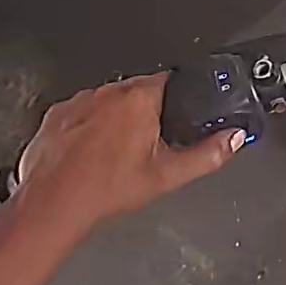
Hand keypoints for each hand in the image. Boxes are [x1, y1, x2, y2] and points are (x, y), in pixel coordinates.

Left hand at [14, 73, 244, 234]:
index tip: (181, 111)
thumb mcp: (170, 174)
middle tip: (153, 140)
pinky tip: (96, 153)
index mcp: (138, 99)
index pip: (170, 78)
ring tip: (121, 151)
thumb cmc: (104, 189)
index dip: (180, 96)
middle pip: (140, 90)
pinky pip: (84, 112)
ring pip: (111, 100)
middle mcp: (106, 94)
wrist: (52, 207)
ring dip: (120, 117)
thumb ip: (210, 154)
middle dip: (150, 109)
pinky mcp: (55, 117)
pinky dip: (92, 127)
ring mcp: (77, 103)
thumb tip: (234, 139)